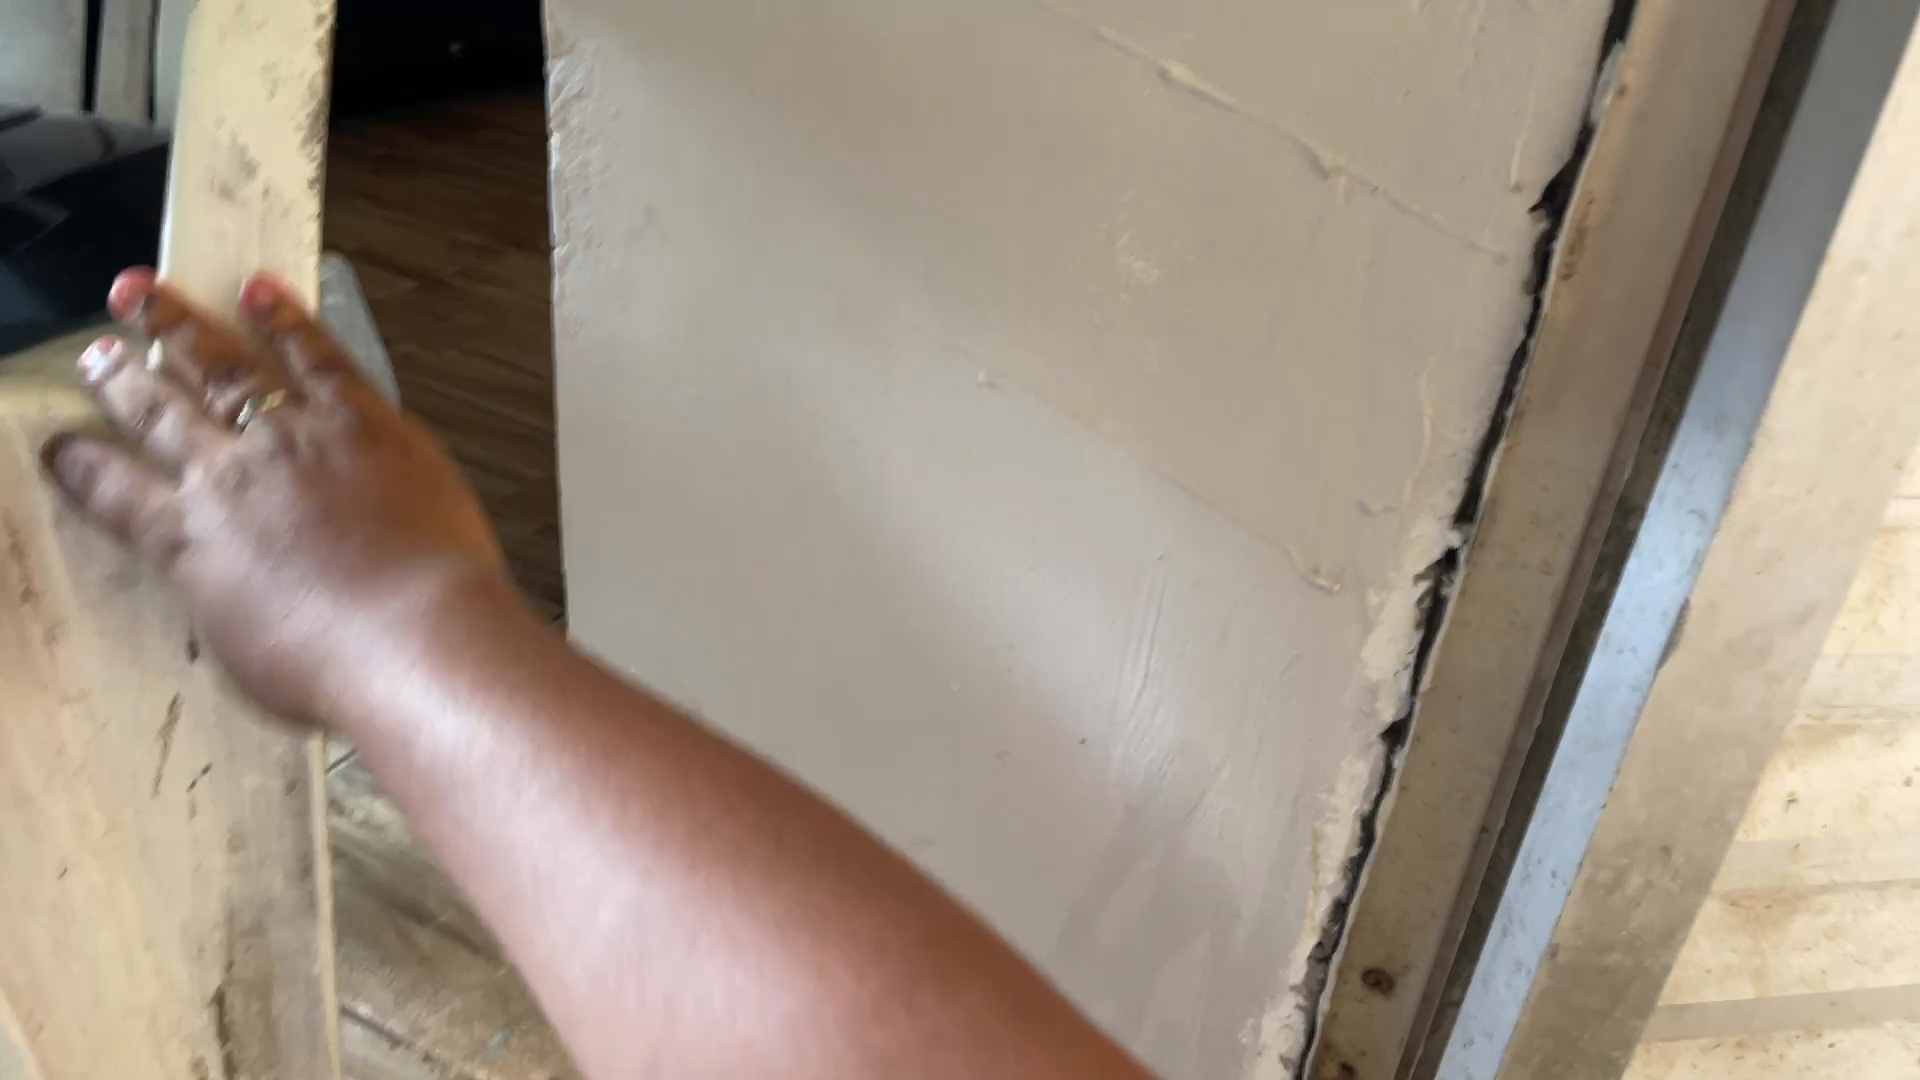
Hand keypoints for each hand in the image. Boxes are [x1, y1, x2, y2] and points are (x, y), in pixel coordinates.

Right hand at [40, 268, 511, 725]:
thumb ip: (245, 606)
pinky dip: (288, 323)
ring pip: (227, 371)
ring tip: (149, 295)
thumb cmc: (344, 662)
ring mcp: (297, 443)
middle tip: (98, 353)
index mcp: (189, 540)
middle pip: (161, 415)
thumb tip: (257, 599)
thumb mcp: (257, 649)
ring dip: (183, 329)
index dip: (84, 463)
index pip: (113, 491)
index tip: (66, 445)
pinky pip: (320, 361)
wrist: (417, 635)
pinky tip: (265, 294)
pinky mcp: (368, 427)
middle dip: (124, 379)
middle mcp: (229, 478)